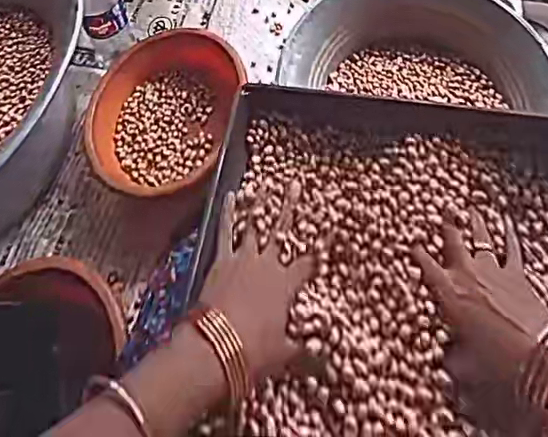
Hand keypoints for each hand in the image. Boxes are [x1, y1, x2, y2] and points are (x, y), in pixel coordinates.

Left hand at [199, 182, 316, 381]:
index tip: (331, 224)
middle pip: (282, 231)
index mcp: (286, 284)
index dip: (321, 243)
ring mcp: (243, 258)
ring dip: (261, 203)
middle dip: (290, 207)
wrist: (216, 347)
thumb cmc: (255, 351)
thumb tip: (330, 363)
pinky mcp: (221, 259)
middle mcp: (267, 264)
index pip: (309, 261)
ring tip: (267, 184)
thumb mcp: (285, 354)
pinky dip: (227, 213)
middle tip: (295, 185)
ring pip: (254, 224)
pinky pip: (225, 231)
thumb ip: (307, 352)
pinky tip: (230, 196)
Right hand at [415, 207, 547, 433]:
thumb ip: (450, 356)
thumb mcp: (464, 363)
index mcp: (448, 290)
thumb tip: (443, 363)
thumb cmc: (495, 361)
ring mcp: (491, 269)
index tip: (411, 240)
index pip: (425, 263)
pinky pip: (511, 248)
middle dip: (446, 221)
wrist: (536, 357)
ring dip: (474, 222)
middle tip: (442, 207)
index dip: (416, 250)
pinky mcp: (516, 274)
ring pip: (480, 237)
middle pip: (452, 239)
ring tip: (470, 208)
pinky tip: (506, 221)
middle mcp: (466, 273)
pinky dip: (508, 233)